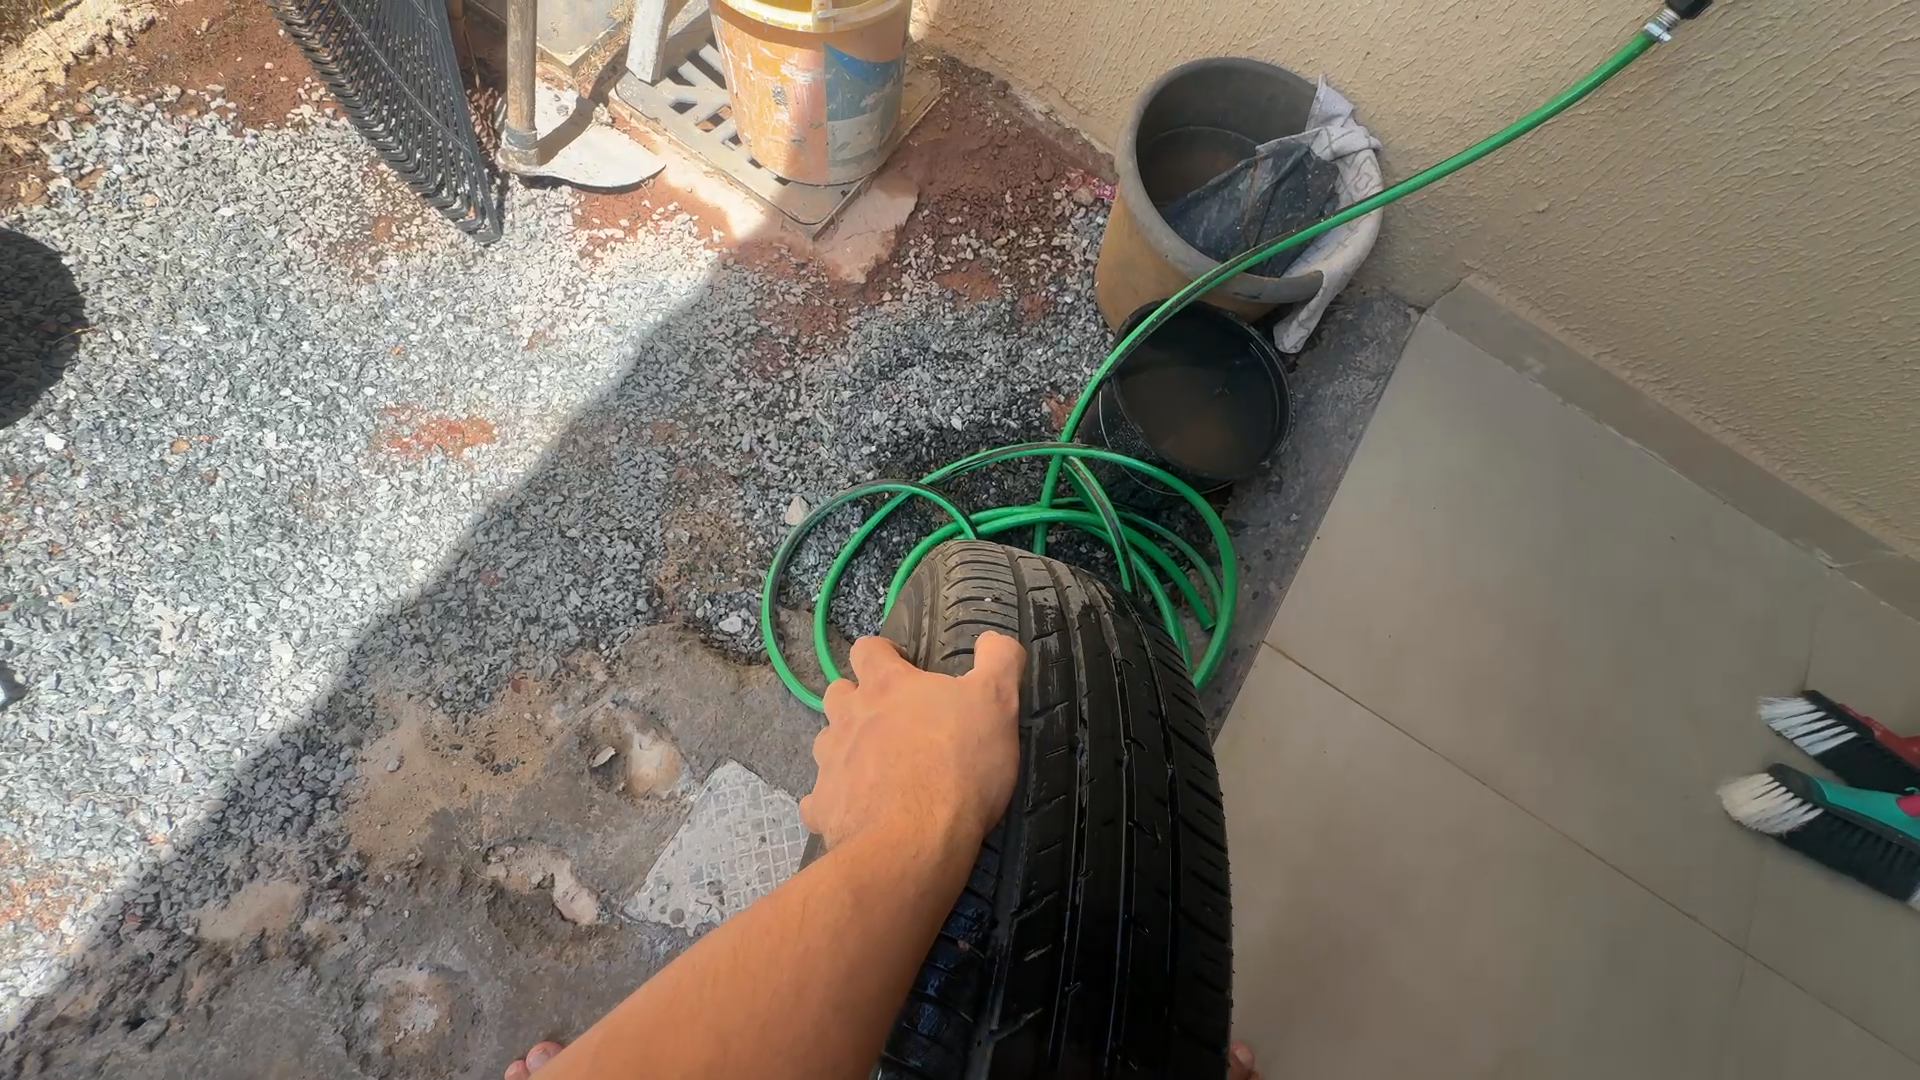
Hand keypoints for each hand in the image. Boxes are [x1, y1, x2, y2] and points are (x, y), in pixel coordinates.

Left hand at [802, 631, 1024, 852]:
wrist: (914, 842)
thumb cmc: (959, 763)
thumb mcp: (997, 701)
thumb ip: (999, 660)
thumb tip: (994, 637)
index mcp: (887, 685)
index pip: (867, 648)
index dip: (883, 654)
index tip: (904, 669)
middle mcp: (849, 716)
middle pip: (838, 693)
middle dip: (858, 700)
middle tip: (891, 721)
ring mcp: (830, 762)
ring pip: (826, 742)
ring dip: (846, 747)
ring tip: (876, 768)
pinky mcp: (821, 807)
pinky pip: (819, 799)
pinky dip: (836, 801)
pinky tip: (858, 813)